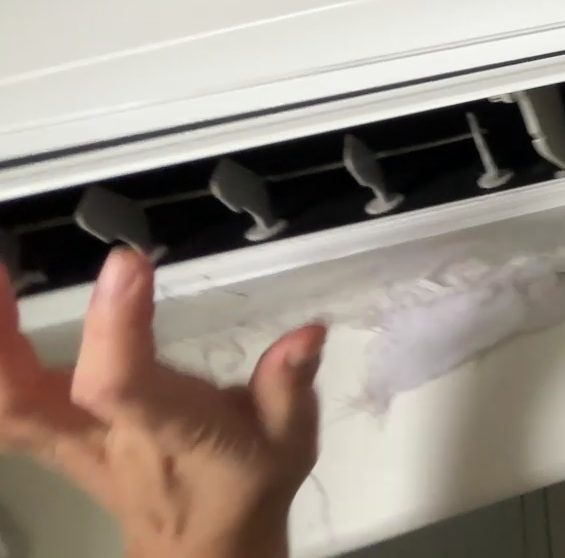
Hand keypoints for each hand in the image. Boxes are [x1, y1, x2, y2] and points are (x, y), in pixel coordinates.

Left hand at [0, 248, 324, 557]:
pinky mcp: (59, 440)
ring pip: (0, 405)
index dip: (115, 325)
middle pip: (19, 399)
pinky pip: (7, 407)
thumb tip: (307, 332)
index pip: (119, 383)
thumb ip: (289, 384)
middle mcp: (101, 438)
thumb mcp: (290, 435)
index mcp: (163, 431)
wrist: (206, 542)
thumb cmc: (253, 480)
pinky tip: (0, 326)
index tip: (126, 261)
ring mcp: (68, 444)